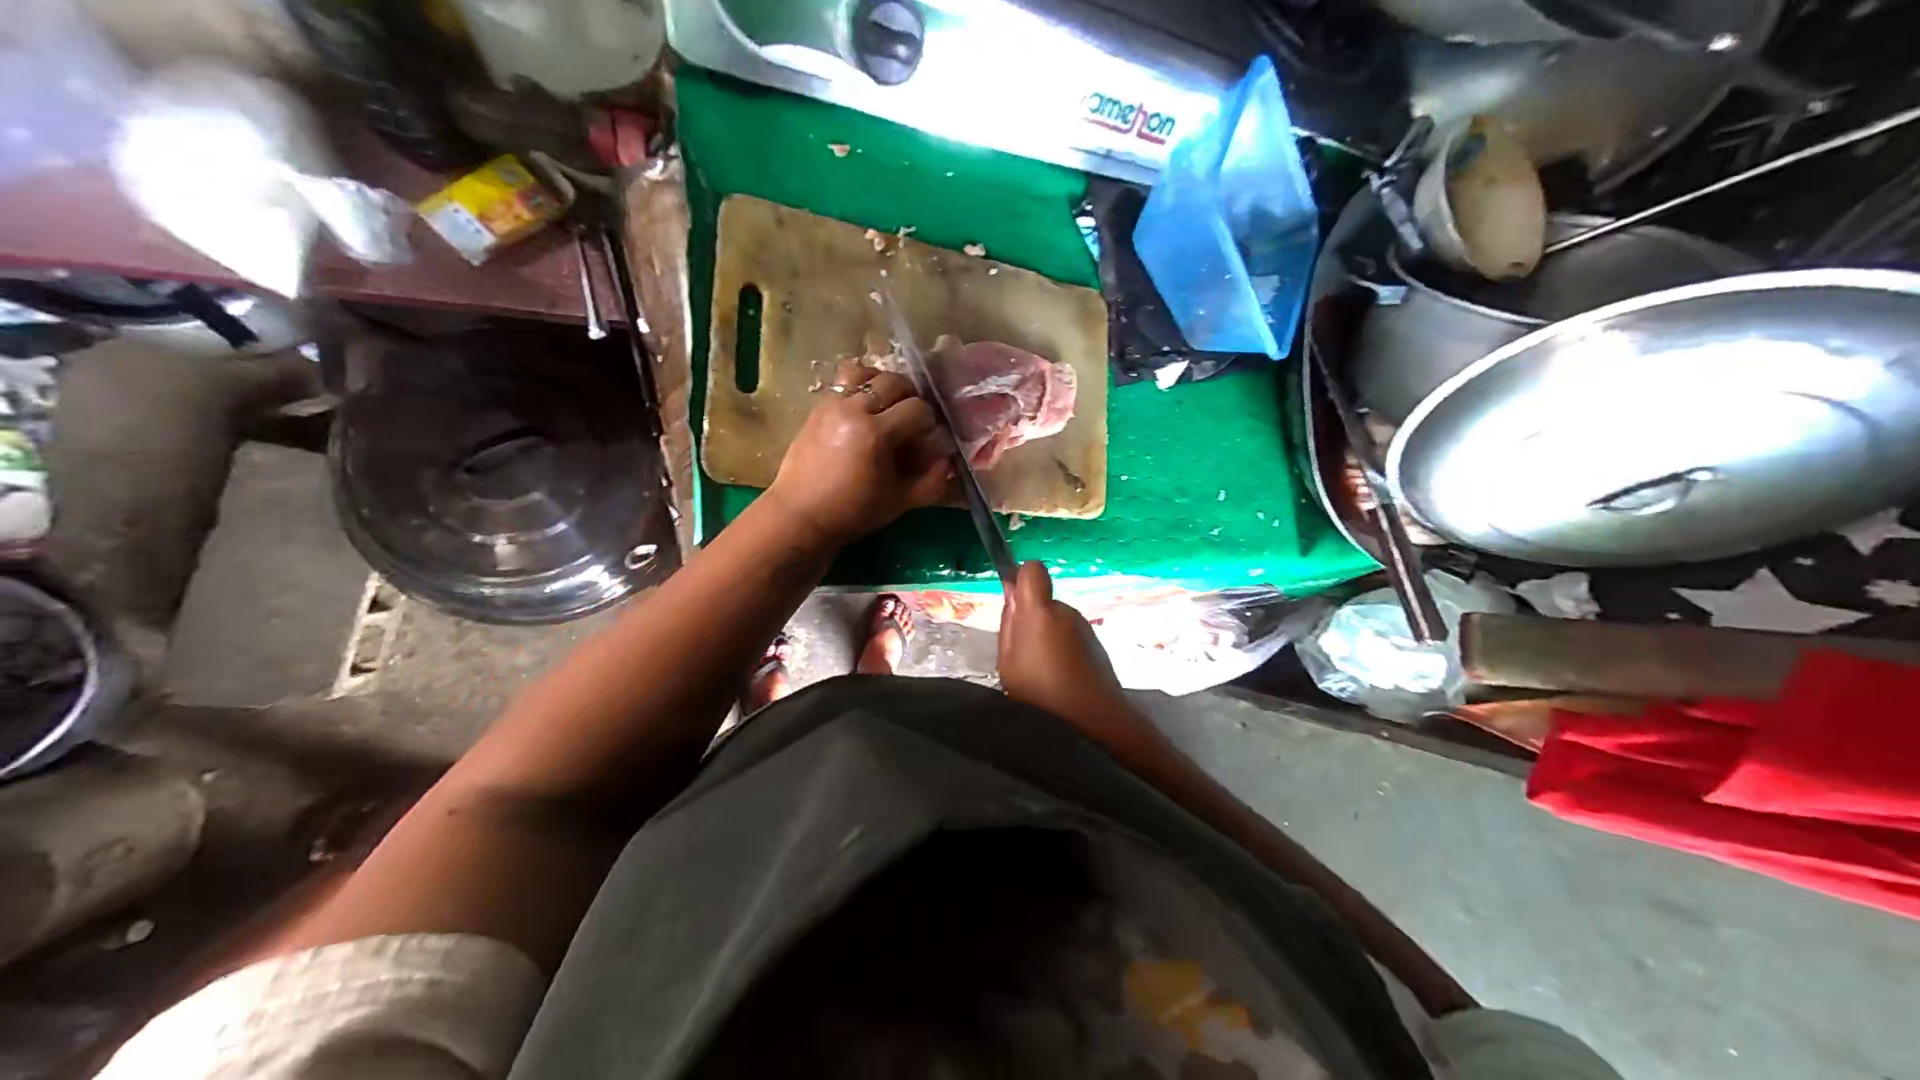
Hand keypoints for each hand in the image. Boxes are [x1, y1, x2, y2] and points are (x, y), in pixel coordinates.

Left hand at [764, 360, 952, 546]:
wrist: (801, 515)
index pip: (918, 409)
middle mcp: (854, 409)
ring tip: (887, 405)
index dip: (930, 422)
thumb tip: (948, 460)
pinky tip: (866, 409)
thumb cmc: (853, 512)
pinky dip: (861, 387)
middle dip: (911, 397)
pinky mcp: (818, 407)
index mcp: (876, 433)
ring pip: (866, 372)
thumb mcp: (900, 502)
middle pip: (895, 381)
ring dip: (883, 384)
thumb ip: (932, 481)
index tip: (929, 438)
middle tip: (912, 419)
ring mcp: (832, 404)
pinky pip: (843, 382)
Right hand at [998, 561, 1129, 729]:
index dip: (1021, 580)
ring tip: (1041, 672)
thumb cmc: (1041, 693)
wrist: (1094, 721)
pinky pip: (1069, 636)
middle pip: (1043, 599)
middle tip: (1023, 654)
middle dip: (1031, 617)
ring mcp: (1084, 627)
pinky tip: (1059, 678)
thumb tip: (1013, 594)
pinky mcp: (1096, 643)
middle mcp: (1066, 611)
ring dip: (1047, 636)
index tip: (1014, 605)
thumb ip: (1009, 623)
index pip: (1033, 569)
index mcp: (1041, 611)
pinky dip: (1062, 649)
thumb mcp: (1007, 661)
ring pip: (1056, 620)